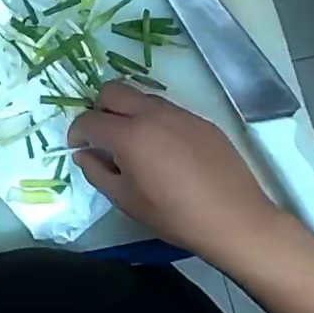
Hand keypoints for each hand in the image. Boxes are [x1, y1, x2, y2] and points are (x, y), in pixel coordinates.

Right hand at [69, 82, 291, 265]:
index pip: (89, 120)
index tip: (78, 147)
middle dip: (98, 108)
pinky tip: (163, 149)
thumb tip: (84, 154)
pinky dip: (153, 120)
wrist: (236, 221)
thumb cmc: (174, 215)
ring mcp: (179, 114)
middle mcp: (151, 114)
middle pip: (112, 91)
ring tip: (133, 141)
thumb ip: (96, 172)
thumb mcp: (125, 200)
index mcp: (128, 135)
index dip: (77, 132)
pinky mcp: (200, 121)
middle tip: (102, 135)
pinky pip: (166, 110)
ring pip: (140, 96)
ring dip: (127, 111)